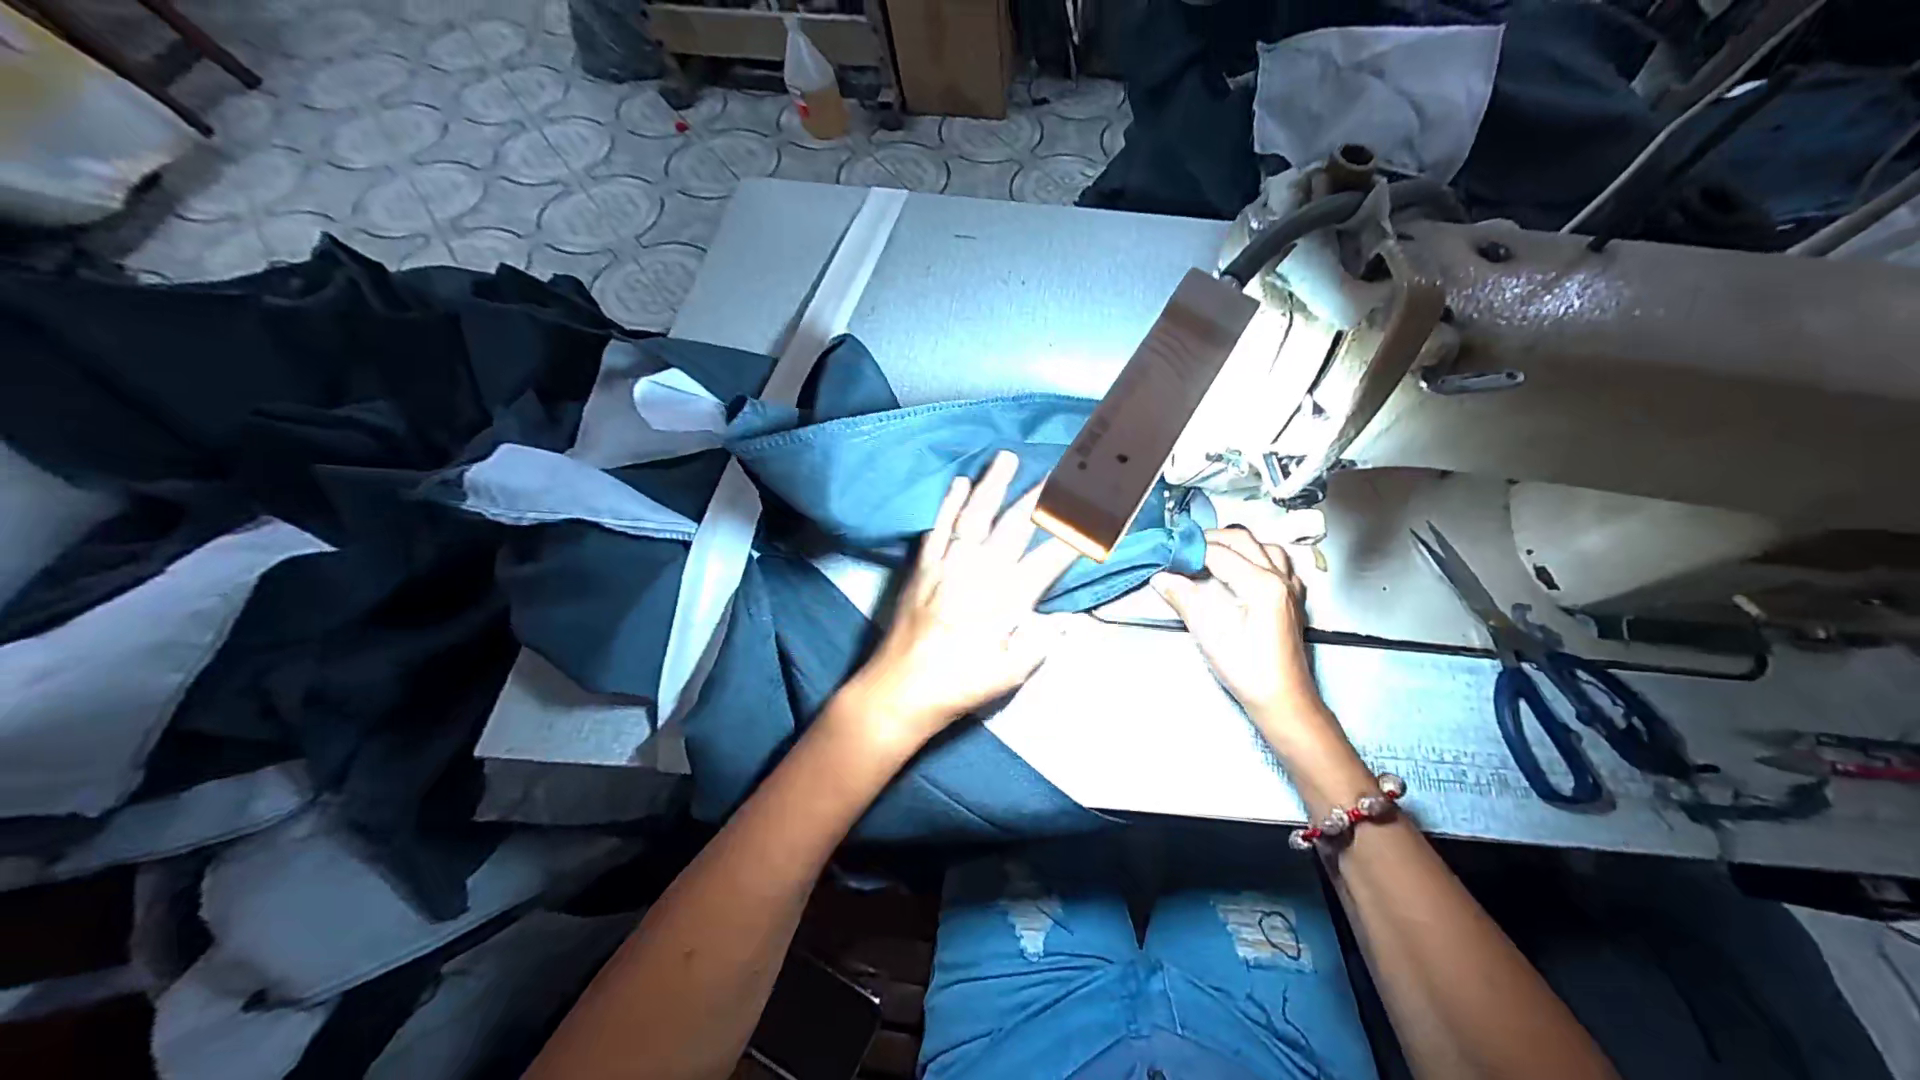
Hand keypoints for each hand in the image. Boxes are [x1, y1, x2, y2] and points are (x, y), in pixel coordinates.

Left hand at [836, 451, 1079, 754]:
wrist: (901, 689)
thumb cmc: (958, 687)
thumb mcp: (1009, 675)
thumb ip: (1038, 643)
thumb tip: (1064, 620)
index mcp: (1006, 599)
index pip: (1051, 556)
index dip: (1077, 531)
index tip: (1097, 509)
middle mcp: (979, 573)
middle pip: (1016, 525)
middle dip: (1042, 494)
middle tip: (1060, 468)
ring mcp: (948, 566)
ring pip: (975, 516)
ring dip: (993, 485)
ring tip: (1006, 458)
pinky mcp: (923, 568)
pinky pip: (938, 528)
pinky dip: (948, 504)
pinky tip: (958, 484)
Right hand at [1151, 529, 1359, 762]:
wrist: (1283, 700)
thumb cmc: (1248, 672)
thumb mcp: (1208, 633)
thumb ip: (1184, 598)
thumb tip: (1162, 578)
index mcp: (1260, 584)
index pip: (1218, 553)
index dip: (1190, 549)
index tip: (1168, 552)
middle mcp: (1279, 579)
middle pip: (1242, 540)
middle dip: (1211, 539)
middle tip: (1185, 548)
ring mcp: (1290, 589)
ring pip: (1264, 546)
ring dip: (1237, 544)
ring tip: (1213, 553)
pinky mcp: (1293, 600)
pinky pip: (1280, 564)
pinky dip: (1260, 557)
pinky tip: (1247, 569)